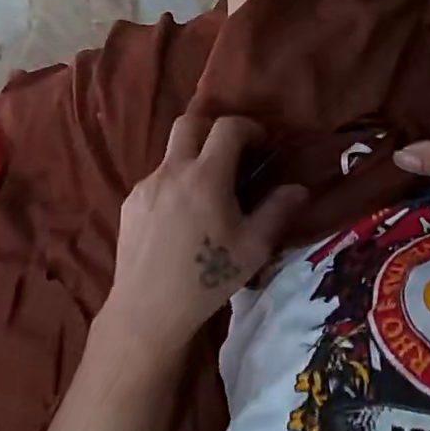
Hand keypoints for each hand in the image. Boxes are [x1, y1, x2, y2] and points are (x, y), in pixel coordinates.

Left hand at [98, 115, 307, 367]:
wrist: (148, 308)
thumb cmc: (207, 279)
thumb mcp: (253, 248)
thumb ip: (277, 212)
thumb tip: (299, 189)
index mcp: (206, 176)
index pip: (227, 127)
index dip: (248, 127)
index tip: (261, 143)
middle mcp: (173, 171)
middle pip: (189, 122)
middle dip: (213, 128)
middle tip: (231, 152)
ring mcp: (147, 185)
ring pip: (171, 153)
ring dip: (192, 158)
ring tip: (207, 193)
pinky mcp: (130, 202)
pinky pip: (156, 179)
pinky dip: (174, 184)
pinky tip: (181, 218)